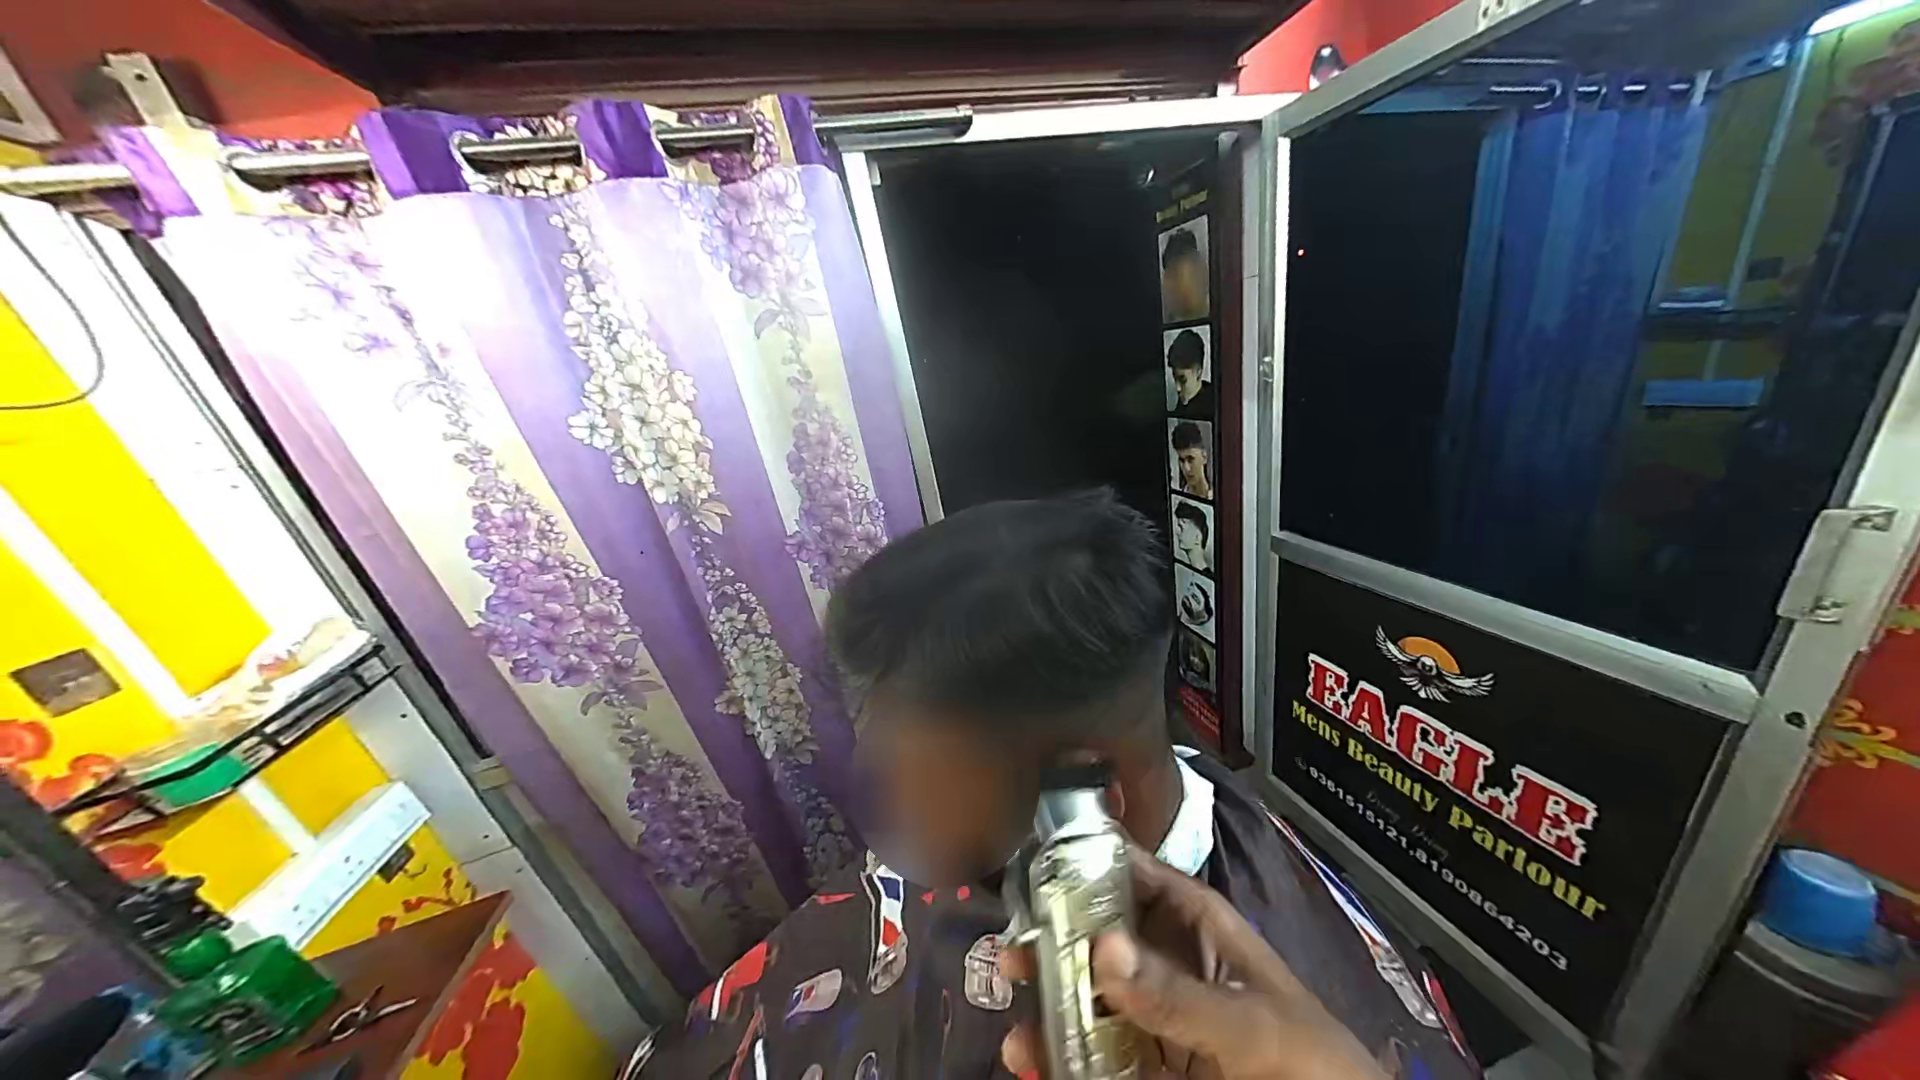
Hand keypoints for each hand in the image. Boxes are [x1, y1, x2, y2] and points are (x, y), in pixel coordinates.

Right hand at [1000, 847, 1387, 1079]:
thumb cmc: (1312, 1063)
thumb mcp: (1250, 1026)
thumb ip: (1178, 993)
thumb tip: (1101, 946)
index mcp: (1191, 919)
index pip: (1127, 871)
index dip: (1079, 864)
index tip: (1028, 874)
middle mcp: (1163, 955)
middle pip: (1094, 934)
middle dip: (1050, 944)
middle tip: (1008, 957)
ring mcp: (1154, 1010)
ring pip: (1089, 994)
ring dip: (1049, 1007)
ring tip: (1015, 1031)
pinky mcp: (1149, 1060)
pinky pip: (1098, 1052)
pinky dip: (1064, 1057)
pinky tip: (1034, 1065)